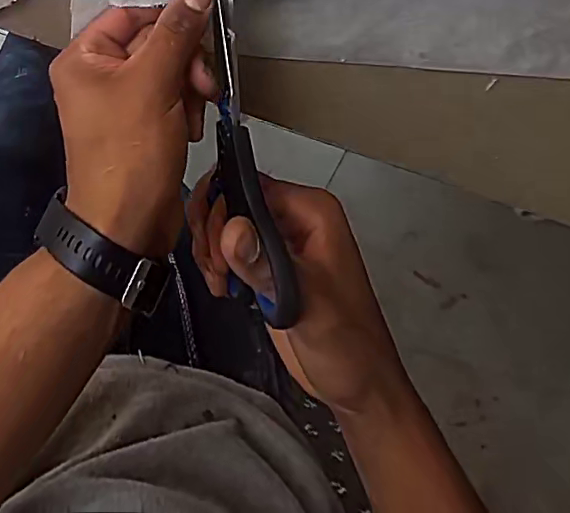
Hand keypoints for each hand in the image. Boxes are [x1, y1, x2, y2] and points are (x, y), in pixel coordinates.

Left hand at [50, 0, 217, 256]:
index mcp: (84, 56)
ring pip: (169, 66)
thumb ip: (176, 33)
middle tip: (203, 84)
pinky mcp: (142, 119)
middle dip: (185, 61)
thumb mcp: (154, 83)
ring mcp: (120, 98)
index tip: (203, 25)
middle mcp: (98, 72)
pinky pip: (172, 93)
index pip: (132, 14)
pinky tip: (190, 126)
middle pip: (155, 40)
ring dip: (191, 85)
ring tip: (195, 112)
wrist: (128, 225)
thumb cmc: (131, 150)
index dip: (168, 17)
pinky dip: (187, 105)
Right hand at [187, 171, 413, 417]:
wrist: (357, 385)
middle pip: (235, 199)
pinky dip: (217, 262)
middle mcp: (297, 217)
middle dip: (214, 232)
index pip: (252, 185)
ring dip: (212, 248)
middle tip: (216, 268)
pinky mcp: (269, 264)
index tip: (213, 245)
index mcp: (313, 211)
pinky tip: (222, 285)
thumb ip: (265, 265)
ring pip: (228, 221)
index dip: (224, 209)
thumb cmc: (348, 343)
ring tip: (219, 281)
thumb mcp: (305, 300)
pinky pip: (231, 245)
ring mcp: (282, 240)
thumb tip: (232, 229)